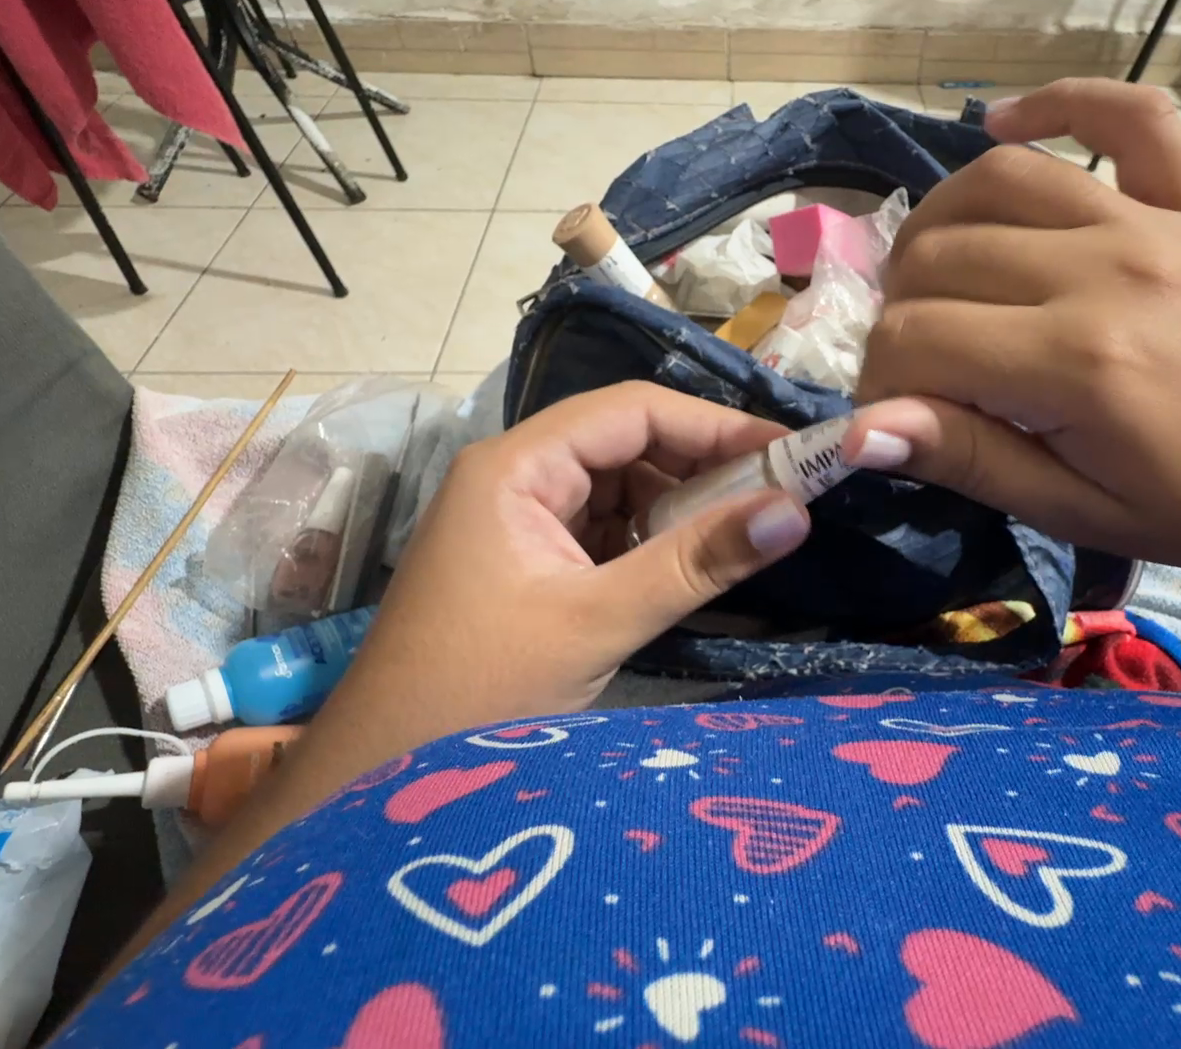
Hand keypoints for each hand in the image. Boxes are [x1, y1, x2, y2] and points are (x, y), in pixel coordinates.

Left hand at [340, 381, 810, 732]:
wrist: (386, 768)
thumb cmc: (479, 688)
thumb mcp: (599, 620)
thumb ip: (697, 563)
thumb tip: (795, 513)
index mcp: (517, 466)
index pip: (631, 411)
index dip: (715, 425)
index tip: (788, 452)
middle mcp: (519, 476)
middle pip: (628, 445)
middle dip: (704, 468)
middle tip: (780, 496)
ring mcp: (524, 519)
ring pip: (622, 490)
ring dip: (683, 509)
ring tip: (746, 532)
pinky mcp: (534, 559)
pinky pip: (609, 531)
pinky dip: (655, 543)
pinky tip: (695, 564)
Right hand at [849, 78, 1180, 585]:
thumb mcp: (1073, 512)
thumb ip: (966, 458)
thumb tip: (859, 433)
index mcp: (1075, 364)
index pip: (915, 340)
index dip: (877, 383)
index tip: (893, 420)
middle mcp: (1106, 270)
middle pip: (939, 258)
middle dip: (899, 316)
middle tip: (918, 368)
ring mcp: (1156, 223)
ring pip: (999, 182)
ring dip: (938, 227)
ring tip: (931, 280)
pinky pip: (1128, 118)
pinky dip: (1062, 103)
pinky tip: (1006, 121)